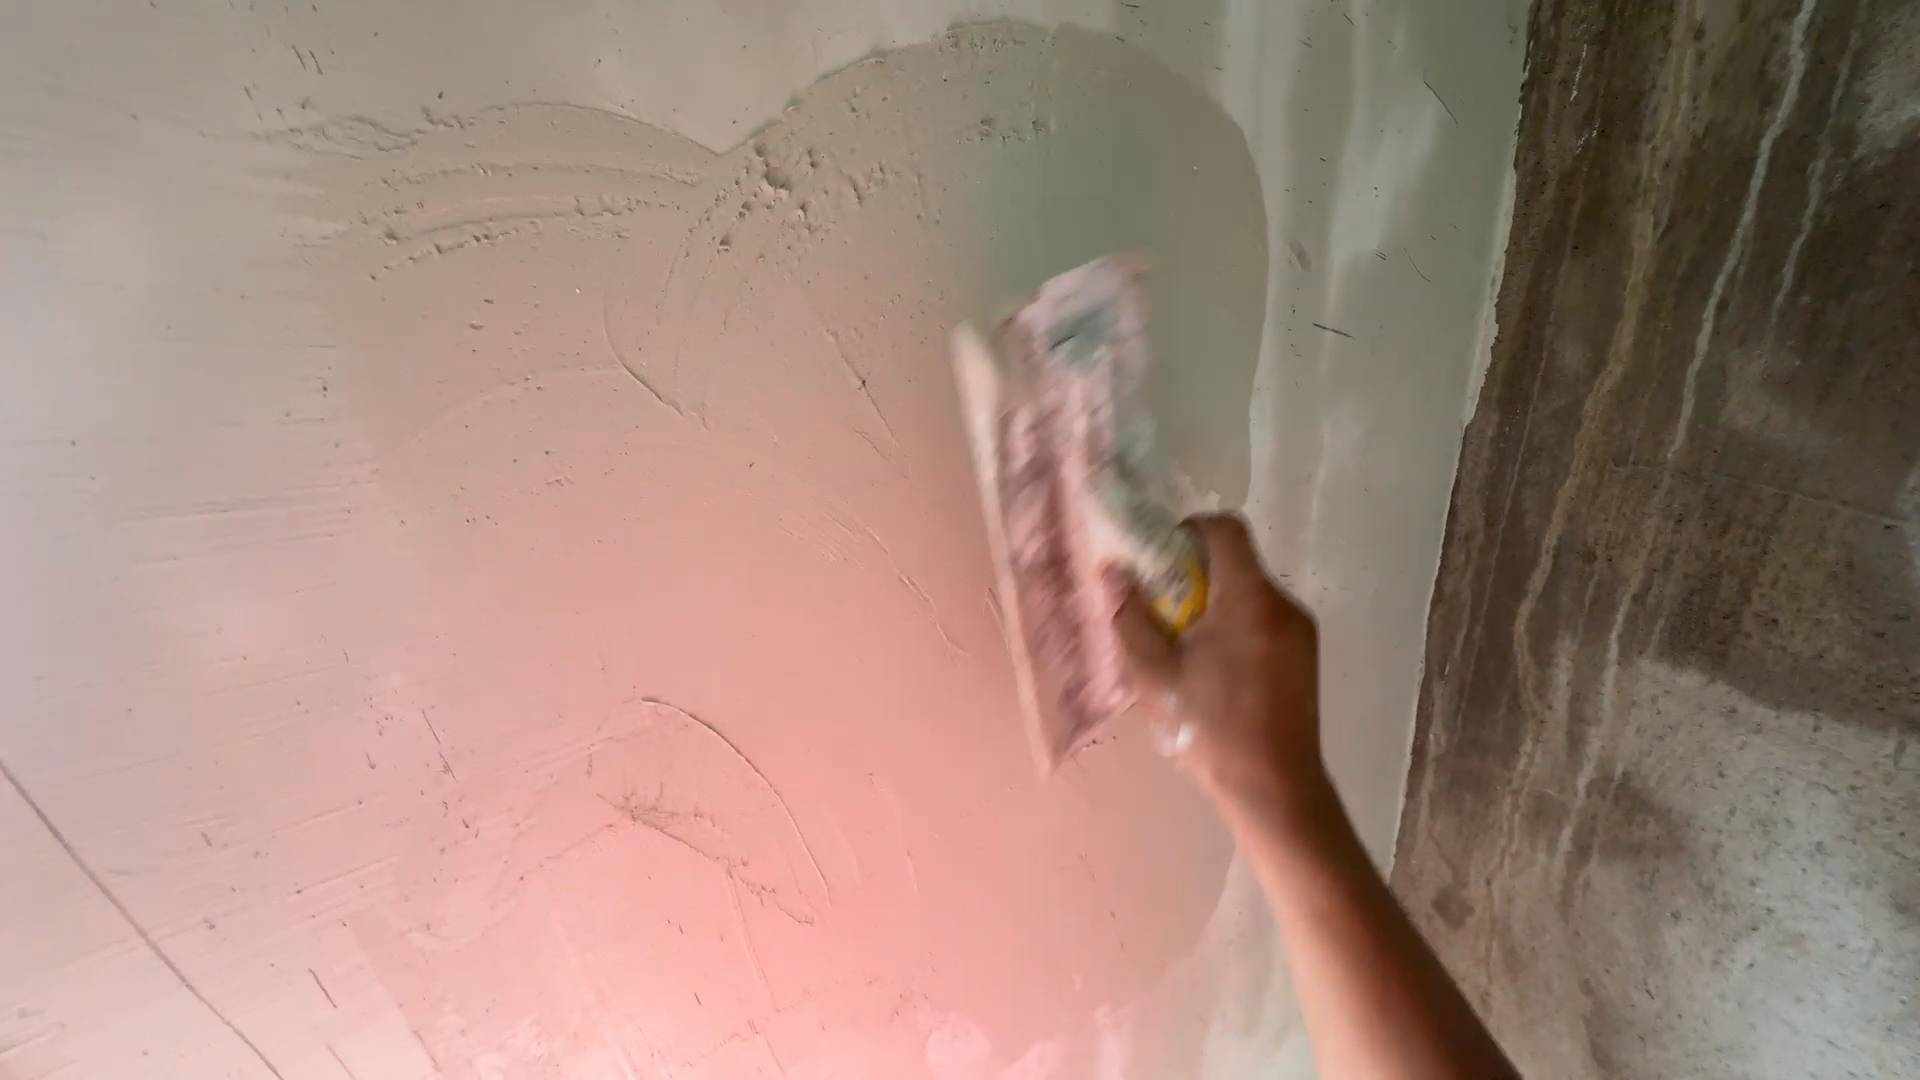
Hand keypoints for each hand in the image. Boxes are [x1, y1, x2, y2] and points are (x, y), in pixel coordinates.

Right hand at [1114, 513, 1328, 813]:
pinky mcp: (1305, 654)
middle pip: (1236, 560)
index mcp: (1248, 600)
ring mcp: (1300, 630)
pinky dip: (1234, 622)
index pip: (1225, 529)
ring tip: (1184, 645)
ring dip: (1212, 601)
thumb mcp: (1153, 674)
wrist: (1274, 788)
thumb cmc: (1209, 727)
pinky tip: (1214, 667)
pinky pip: (1263, 616)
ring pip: (1248, 590)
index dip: (1189, 530)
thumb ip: (1132, 616)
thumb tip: (1115, 572)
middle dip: (1193, 573)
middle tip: (1161, 608)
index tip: (1159, 558)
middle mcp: (1282, 604)